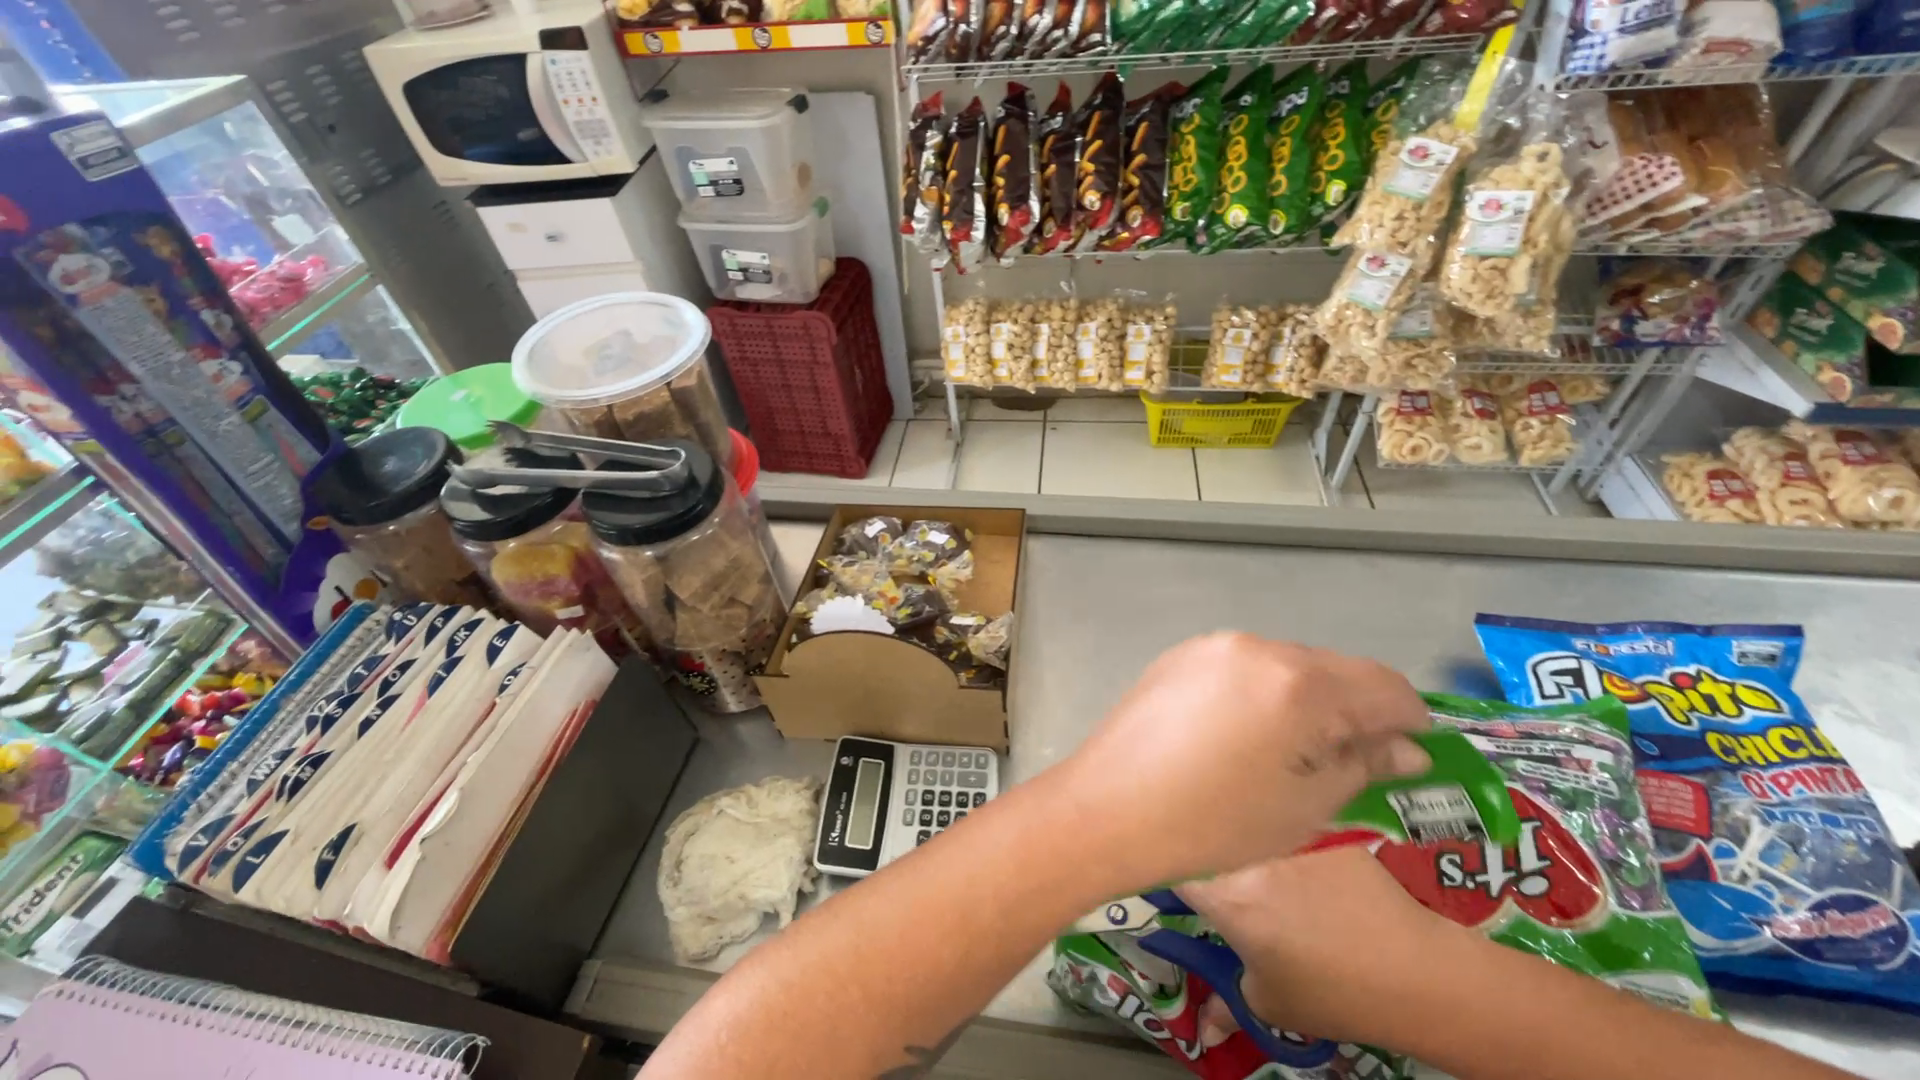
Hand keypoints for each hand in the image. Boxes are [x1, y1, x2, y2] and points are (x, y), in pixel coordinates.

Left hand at [1052, 634, 1432, 888]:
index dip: (1409, 720)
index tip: (1409, 754)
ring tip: (1293, 752)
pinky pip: (1244, 667)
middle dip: (1357, 710)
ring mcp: (1213, 647)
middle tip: (1353, 761)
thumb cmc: (1212, 824)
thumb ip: (1362, 766)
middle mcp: (1259, 648)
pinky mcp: (1180, 656)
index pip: (1385, 687)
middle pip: (1336, 670)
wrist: (1105, 811)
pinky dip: (1264, 693)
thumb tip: (1405, 748)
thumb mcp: (1304, 807)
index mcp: (1299, 684)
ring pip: (1289, 665)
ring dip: (1309, 700)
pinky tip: (1245, 735)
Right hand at [1176, 848, 1467, 1048]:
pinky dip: (1289, 846)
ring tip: (1268, 878)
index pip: (1172, 865)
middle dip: (1208, 856)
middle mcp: (1250, 855)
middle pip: (1211, 840)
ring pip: (1250, 830)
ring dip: (1247, 849)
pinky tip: (1310, 874)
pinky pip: (1290, 828)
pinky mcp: (1324, 828)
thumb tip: (1203, 1023)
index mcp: (1226, 896)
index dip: (1166, 871)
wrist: (1417, 972)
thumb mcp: (1269, 1003)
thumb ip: (1225, 1000)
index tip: (1171, 885)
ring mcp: (1289, 835)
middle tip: (1220, 883)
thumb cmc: (1334, 994)